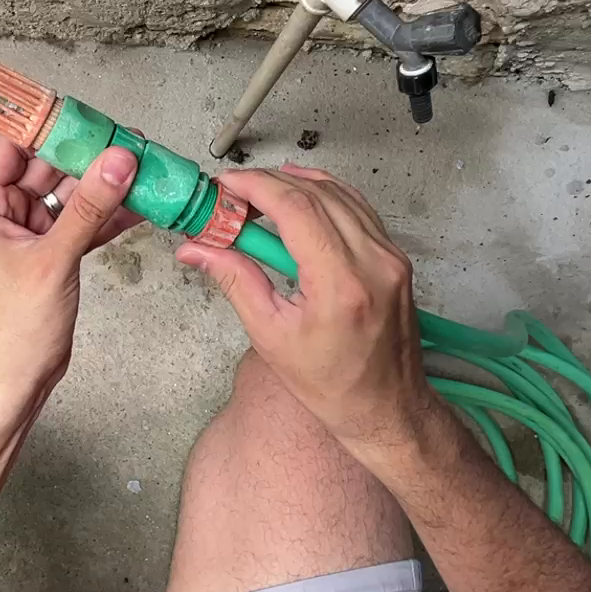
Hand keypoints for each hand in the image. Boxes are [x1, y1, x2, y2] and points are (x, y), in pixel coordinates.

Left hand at [0, 136, 142, 408]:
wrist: (20, 376)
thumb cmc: (16, 327)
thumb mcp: (54, 259)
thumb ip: (88, 208)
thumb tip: (115, 162)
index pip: (11, 149)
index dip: (45, 128)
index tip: (82, 114)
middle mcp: (3, 216)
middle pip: (47, 169)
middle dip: (87, 157)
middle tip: (127, 141)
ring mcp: (29, 235)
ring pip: (69, 196)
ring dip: (103, 186)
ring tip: (141, 168)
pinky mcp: (51, 253)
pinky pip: (79, 223)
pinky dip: (105, 215)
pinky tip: (136, 204)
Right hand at [175, 164, 437, 452]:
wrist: (386, 408)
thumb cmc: (330, 383)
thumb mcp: (269, 334)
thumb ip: (234, 279)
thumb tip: (195, 249)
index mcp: (340, 283)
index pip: (295, 208)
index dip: (256, 186)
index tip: (225, 185)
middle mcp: (373, 261)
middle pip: (316, 194)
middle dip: (268, 183)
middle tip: (232, 193)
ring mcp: (391, 256)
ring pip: (340, 194)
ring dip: (295, 185)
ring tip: (257, 195)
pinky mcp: (395, 258)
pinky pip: (358, 209)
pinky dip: (324, 196)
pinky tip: (298, 199)